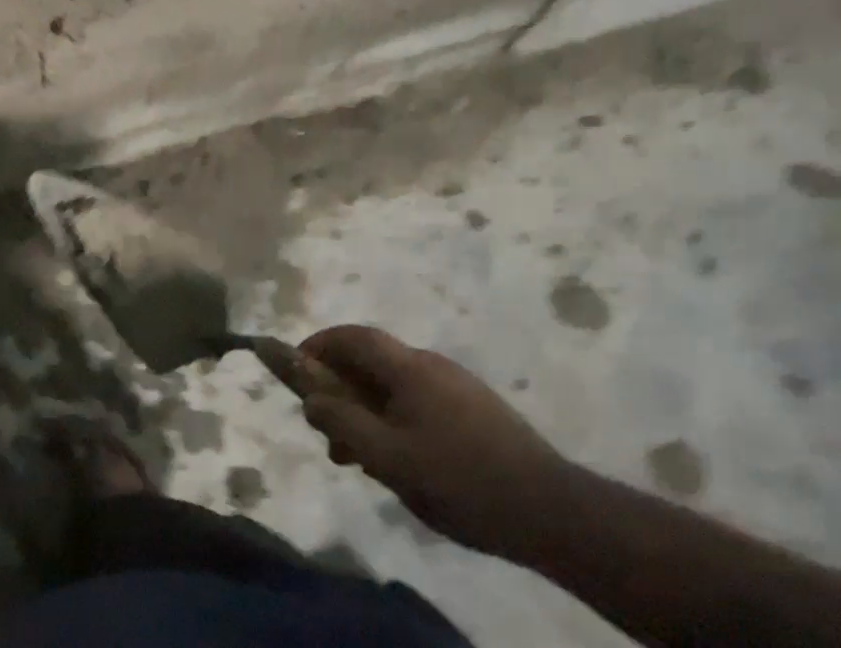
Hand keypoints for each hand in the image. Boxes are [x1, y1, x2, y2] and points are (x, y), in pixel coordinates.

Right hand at [299, 325, 575, 556]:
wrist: (557, 514)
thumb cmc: (460, 479)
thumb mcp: (385, 455)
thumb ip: (340, 421)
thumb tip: (310, 398)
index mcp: (410, 368)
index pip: (351, 336)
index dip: (315, 346)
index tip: (294, 372)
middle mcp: (434, 367)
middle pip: (369, 361)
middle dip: (338, 389)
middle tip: (325, 431)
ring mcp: (460, 389)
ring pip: (393, 387)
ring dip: (364, 411)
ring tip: (357, 456)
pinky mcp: (477, 413)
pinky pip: (417, 403)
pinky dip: (391, 421)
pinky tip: (397, 461)